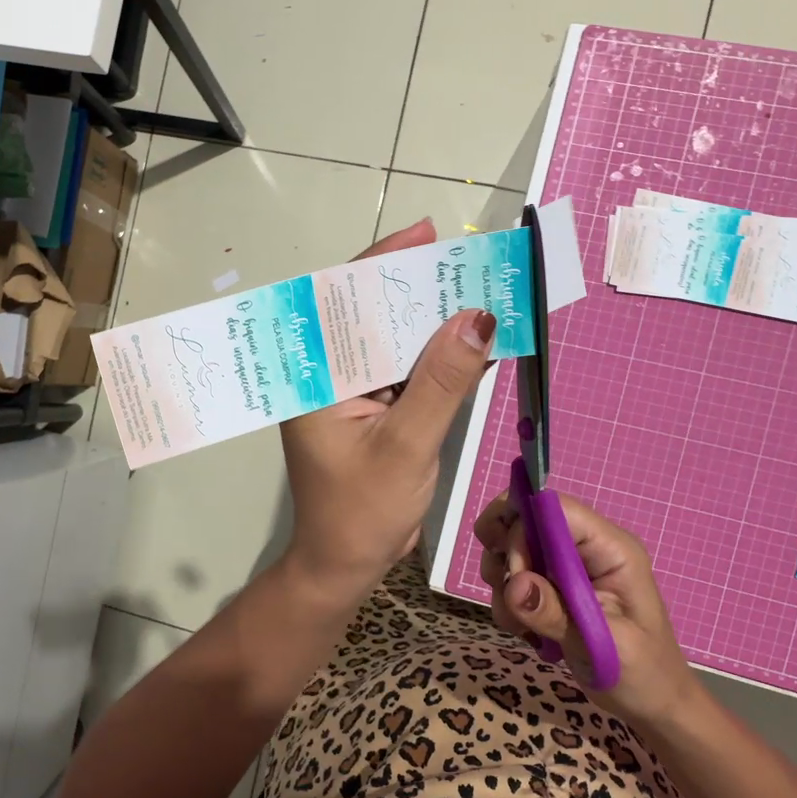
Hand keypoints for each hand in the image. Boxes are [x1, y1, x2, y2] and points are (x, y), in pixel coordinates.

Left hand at [279, 219, 495, 597]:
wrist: (346, 564)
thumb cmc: (362, 511)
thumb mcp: (405, 445)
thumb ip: (440, 382)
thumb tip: (478, 316)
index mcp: (316, 377)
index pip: (343, 304)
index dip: (383, 263)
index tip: (426, 232)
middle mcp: (329, 375)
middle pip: (372, 315)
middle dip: (417, 285)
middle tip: (466, 256)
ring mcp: (353, 391)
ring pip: (395, 341)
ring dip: (434, 318)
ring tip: (480, 284)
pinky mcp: (376, 409)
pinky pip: (408, 370)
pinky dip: (440, 355)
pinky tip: (475, 336)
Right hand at [475, 492, 701, 727]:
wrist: (654, 705)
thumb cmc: (643, 674)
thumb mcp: (602, 647)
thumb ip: (555, 614)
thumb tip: (513, 584)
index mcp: (610, 549)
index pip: (554, 508)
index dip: (522, 529)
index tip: (511, 572)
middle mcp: (585, 547)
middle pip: (524, 520)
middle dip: (505, 556)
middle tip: (511, 598)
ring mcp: (567, 565)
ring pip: (511, 548)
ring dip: (503, 584)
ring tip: (521, 625)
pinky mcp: (553, 584)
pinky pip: (513, 576)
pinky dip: (508, 601)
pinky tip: (525, 631)